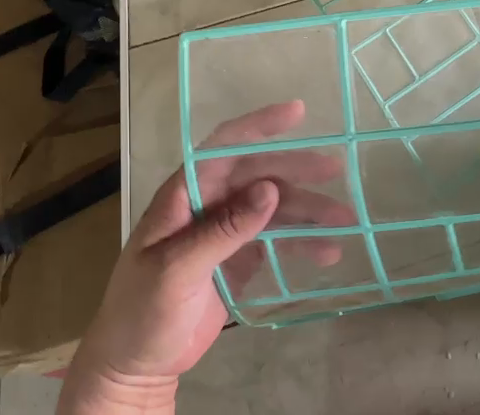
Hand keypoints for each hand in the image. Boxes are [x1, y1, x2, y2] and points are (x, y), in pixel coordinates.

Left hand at [58, 101, 352, 414]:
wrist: (134, 366)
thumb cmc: (141, 311)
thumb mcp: (176, 271)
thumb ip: (223, 230)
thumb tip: (270, 189)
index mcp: (185, 194)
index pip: (223, 146)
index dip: (259, 126)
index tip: (298, 112)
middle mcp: (209, 203)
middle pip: (259, 174)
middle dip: (298, 170)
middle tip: (337, 169)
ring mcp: (227, 230)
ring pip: (275, 208)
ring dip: (309, 212)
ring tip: (345, 221)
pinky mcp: (240, 257)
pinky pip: (278, 239)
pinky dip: (303, 243)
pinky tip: (328, 252)